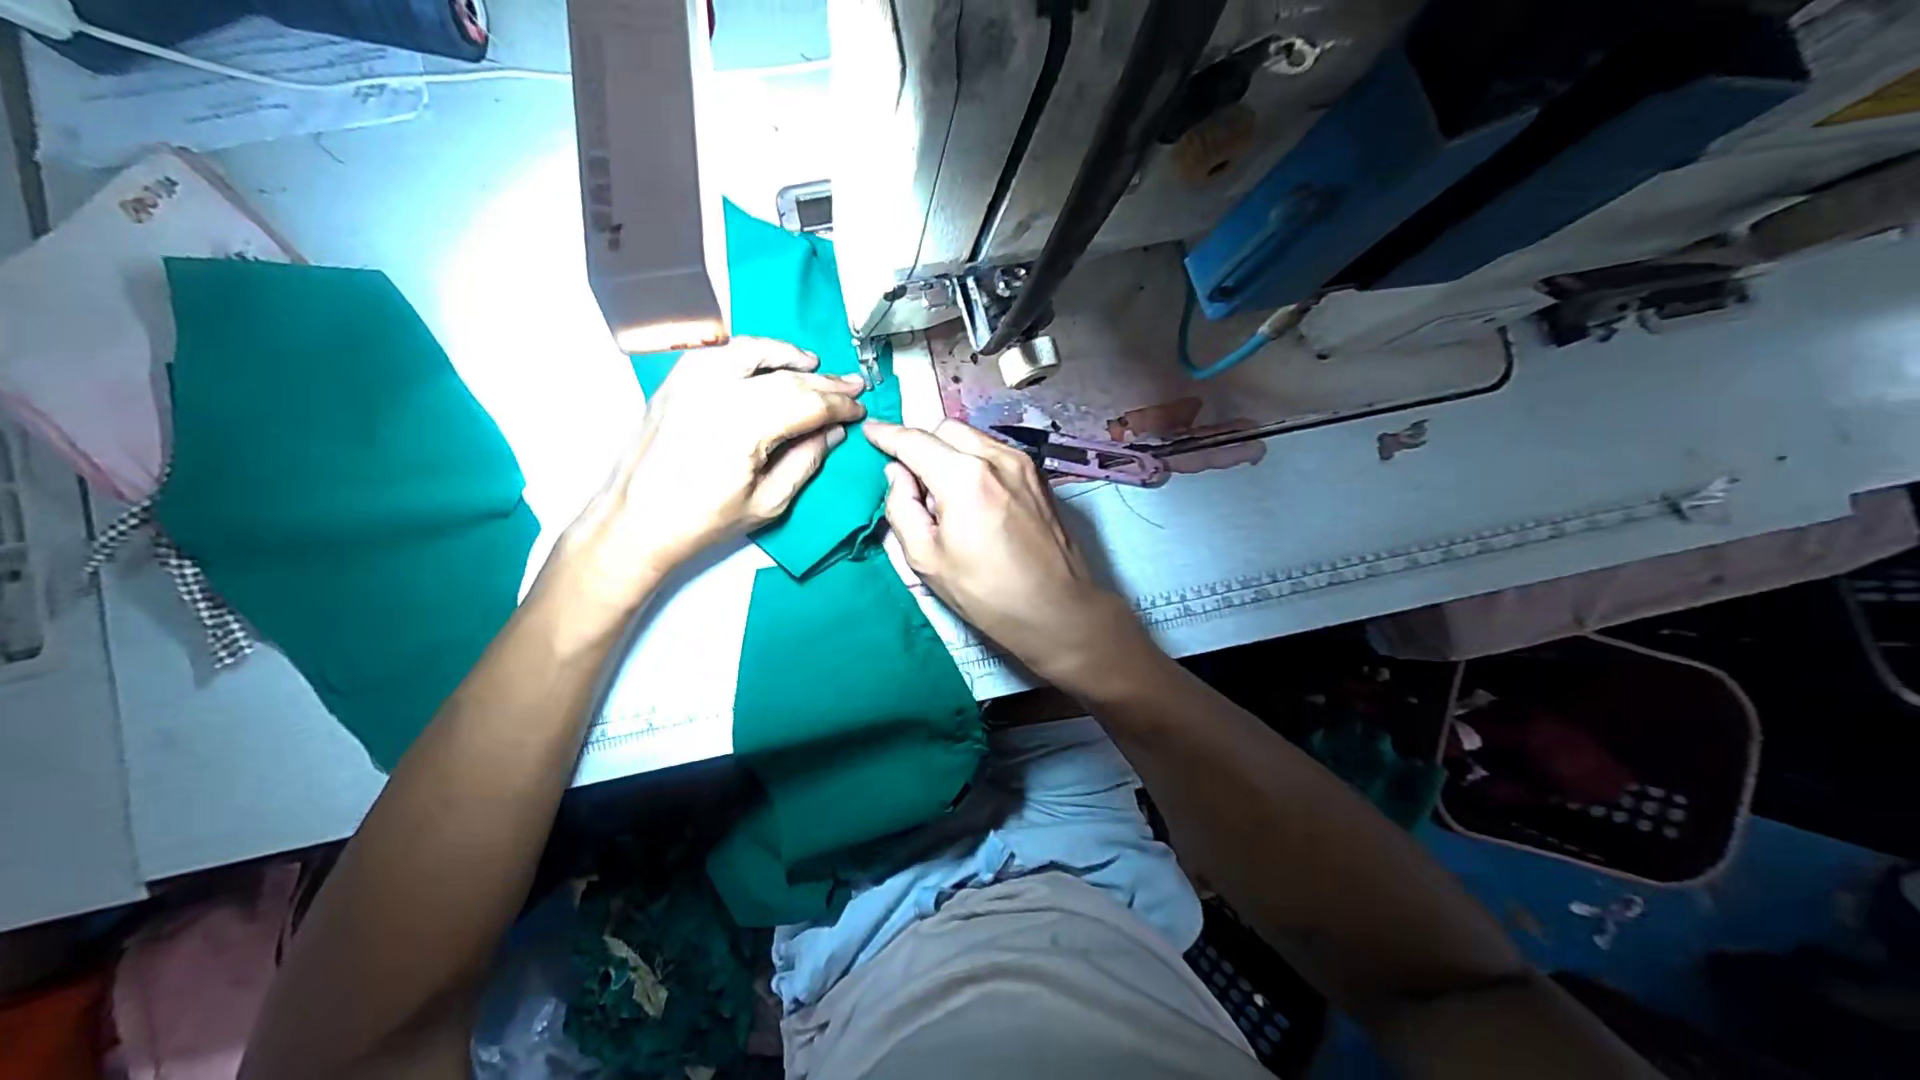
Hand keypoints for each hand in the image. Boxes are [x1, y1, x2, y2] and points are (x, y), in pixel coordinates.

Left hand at [536, 338, 865, 643]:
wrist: (635, 521)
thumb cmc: (702, 521)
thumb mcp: (768, 501)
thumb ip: (806, 460)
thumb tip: (834, 432)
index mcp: (745, 426)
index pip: (808, 403)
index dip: (839, 406)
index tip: (859, 409)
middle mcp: (719, 392)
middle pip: (786, 377)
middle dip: (824, 382)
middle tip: (851, 385)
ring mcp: (692, 381)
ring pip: (751, 351)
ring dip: (787, 355)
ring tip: (812, 363)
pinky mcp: (675, 381)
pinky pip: (719, 352)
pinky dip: (749, 351)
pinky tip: (766, 362)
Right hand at [864, 419, 1157, 694]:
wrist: (1056, 609)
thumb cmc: (987, 593)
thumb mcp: (927, 559)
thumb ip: (902, 508)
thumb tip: (897, 474)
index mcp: (964, 478)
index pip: (914, 440)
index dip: (886, 434)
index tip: (870, 431)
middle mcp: (995, 458)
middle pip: (945, 429)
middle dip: (921, 444)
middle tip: (913, 482)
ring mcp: (1022, 463)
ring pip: (972, 437)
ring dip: (949, 451)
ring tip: (946, 495)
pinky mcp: (1037, 475)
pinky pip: (993, 451)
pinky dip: (974, 460)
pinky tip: (974, 497)